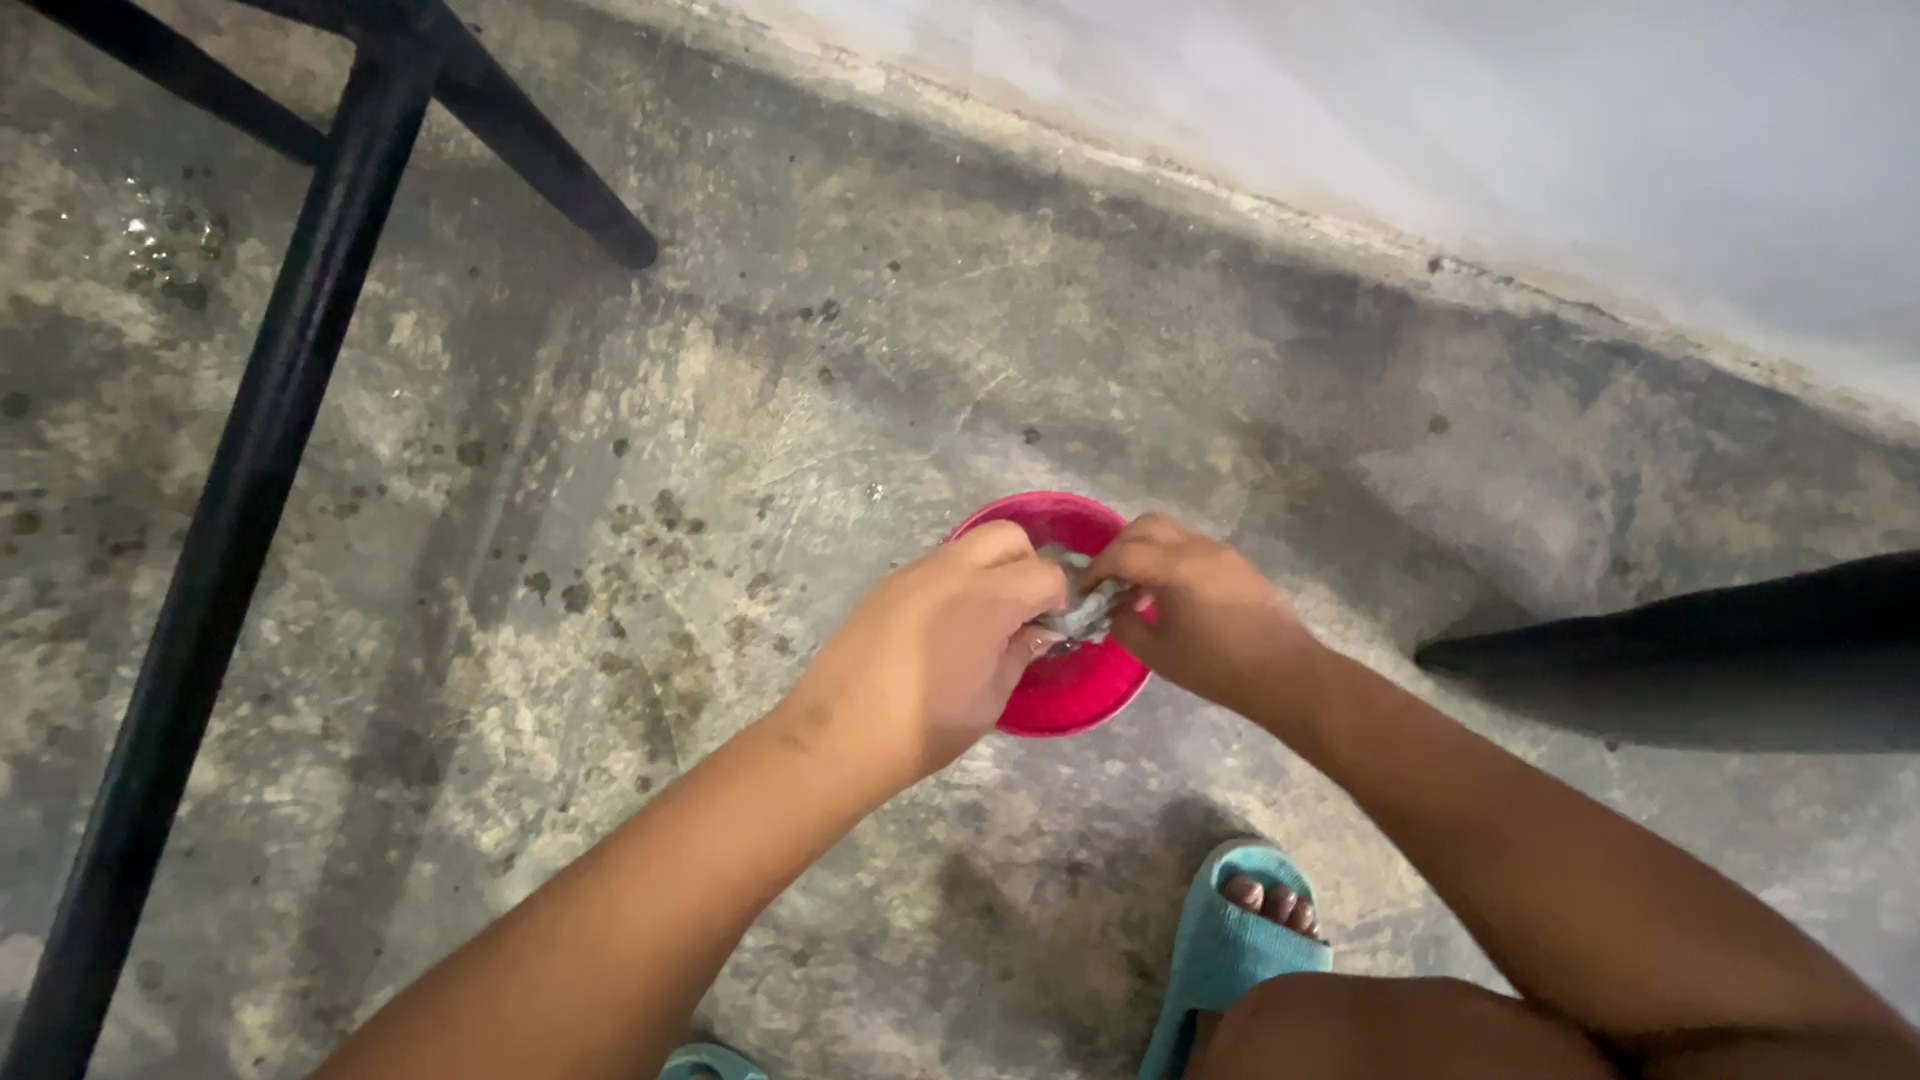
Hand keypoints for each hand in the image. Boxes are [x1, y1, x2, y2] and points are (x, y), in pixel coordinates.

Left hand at [778, 521, 1067, 783]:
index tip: (1051, 626)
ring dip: (986, 569)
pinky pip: (932, 566)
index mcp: (988, 598)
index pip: (1045, 572)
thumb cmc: (925, 727)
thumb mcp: (989, 701)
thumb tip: (1037, 631)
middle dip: (1026, 563)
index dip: (1059, 598)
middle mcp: (951, 570)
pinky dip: (951, 581)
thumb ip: (1020, 654)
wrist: (838, 734)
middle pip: (1006, 536)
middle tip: (1021, 609)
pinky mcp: (883, 584)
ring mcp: (911, 572)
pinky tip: (940, 627)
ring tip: (979, 620)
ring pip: (965, 545)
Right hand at [1089, 513, 1333, 731]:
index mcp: (1177, 567)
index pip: (1123, 553)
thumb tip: (1114, 611)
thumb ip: (1126, 625)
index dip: (1097, 569)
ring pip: (1170, 532)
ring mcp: (1221, 552)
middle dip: (1119, 547)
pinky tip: (1167, 593)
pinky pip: (1191, 547)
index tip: (1085, 589)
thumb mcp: (1158, 653)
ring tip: (1137, 587)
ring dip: (1145, 550)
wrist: (1285, 673)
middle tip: (1107, 579)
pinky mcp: (1235, 563)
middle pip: (1146, 526)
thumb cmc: (1217, 667)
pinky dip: (1168, 558)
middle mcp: (1198, 548)